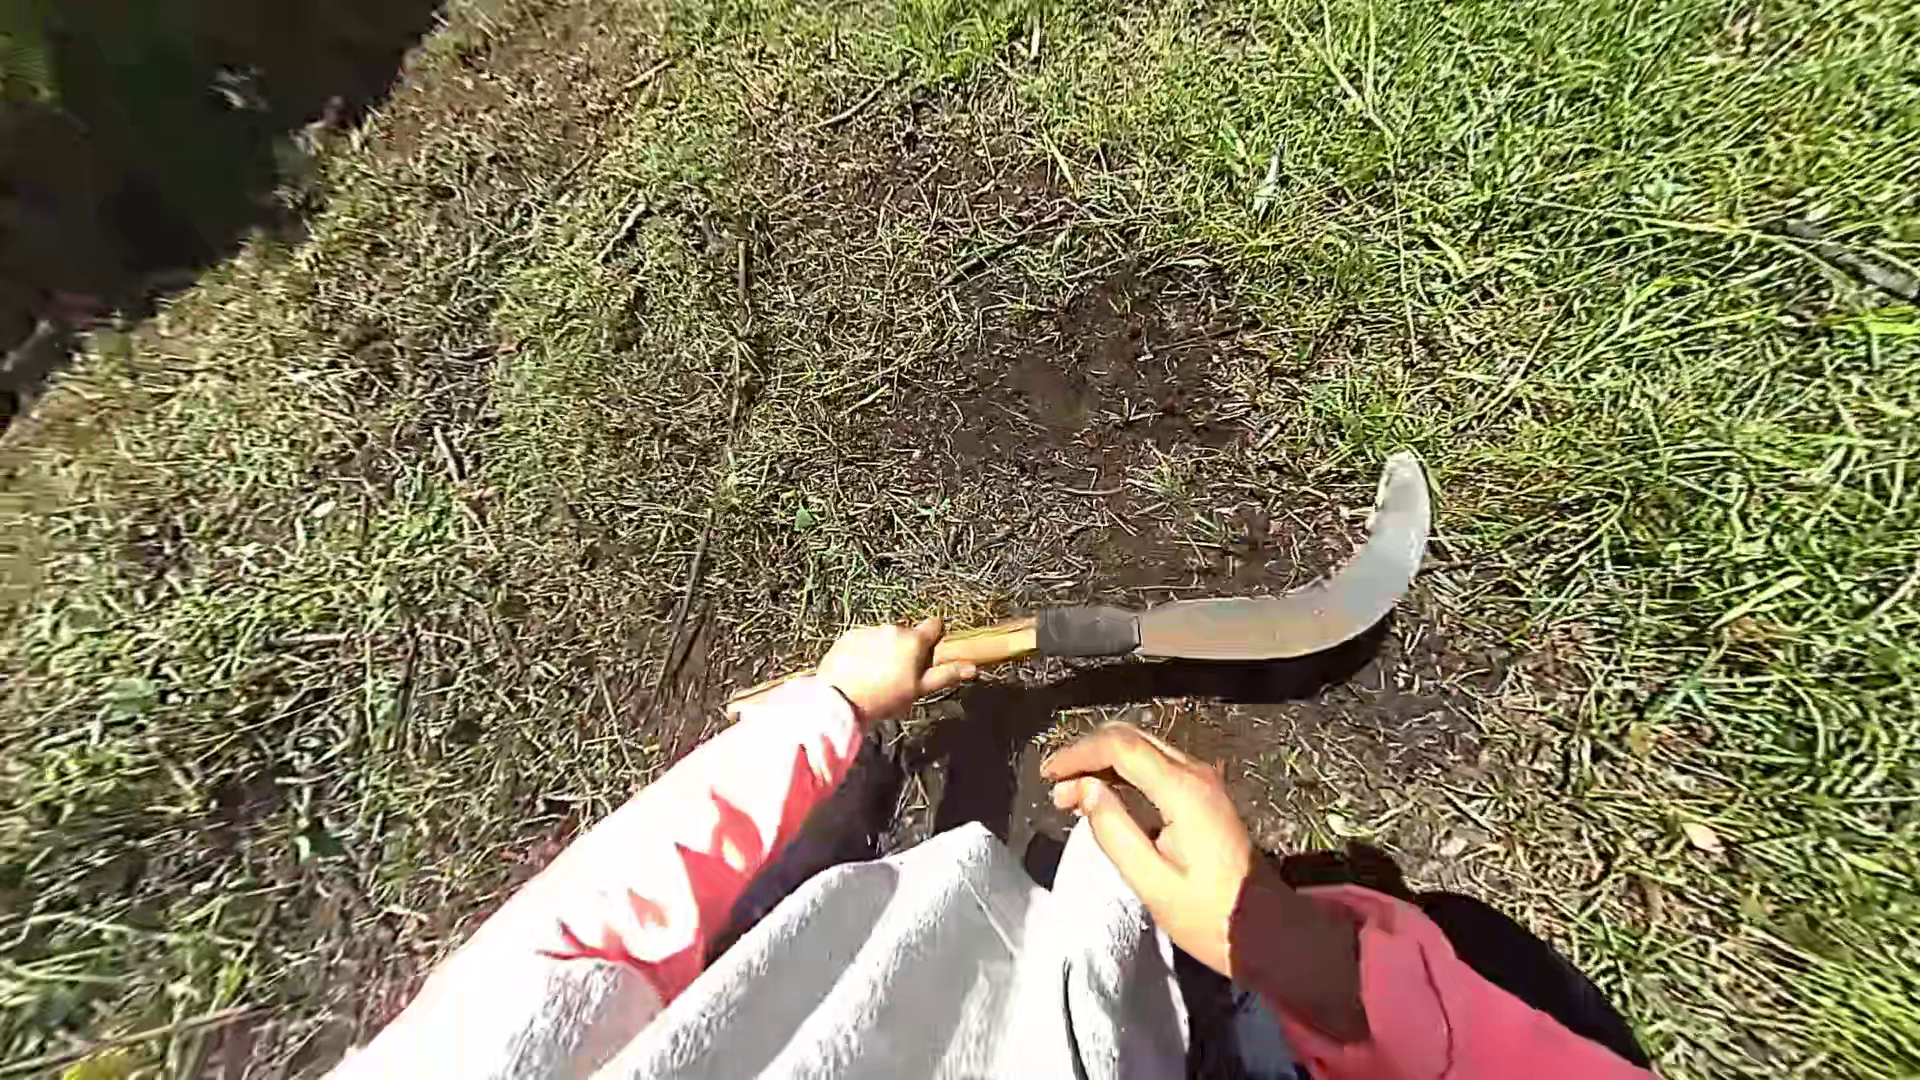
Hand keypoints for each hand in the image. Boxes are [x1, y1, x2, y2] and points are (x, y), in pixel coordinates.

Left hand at [817, 617, 976, 725]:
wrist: (838, 700)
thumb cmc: (884, 697)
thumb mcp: (918, 690)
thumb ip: (945, 675)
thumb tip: (972, 667)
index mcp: (913, 639)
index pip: (934, 625)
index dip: (935, 637)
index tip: (931, 652)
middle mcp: (892, 628)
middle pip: (907, 633)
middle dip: (907, 648)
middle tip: (900, 674)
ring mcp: (868, 630)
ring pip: (884, 637)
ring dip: (885, 649)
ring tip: (877, 675)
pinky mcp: (848, 636)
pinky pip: (863, 640)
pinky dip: (865, 651)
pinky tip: (860, 671)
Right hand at [1042, 722, 1251, 975]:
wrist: (1268, 931)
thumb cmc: (1210, 915)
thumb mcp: (1153, 883)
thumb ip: (1114, 831)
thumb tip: (1084, 790)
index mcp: (1183, 790)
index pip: (1120, 747)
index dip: (1079, 753)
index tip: (1050, 773)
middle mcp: (1193, 772)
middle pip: (1128, 736)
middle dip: (1086, 753)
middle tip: (1056, 782)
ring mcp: (1199, 777)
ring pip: (1139, 745)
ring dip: (1101, 759)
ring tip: (1071, 790)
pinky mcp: (1200, 789)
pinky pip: (1151, 761)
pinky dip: (1119, 768)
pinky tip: (1101, 792)